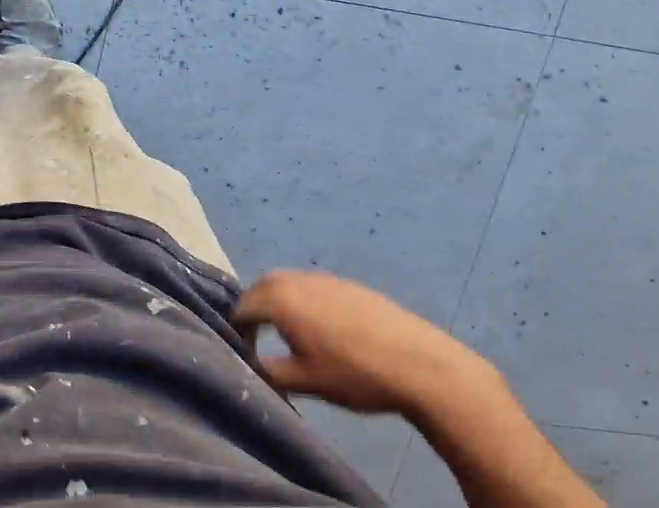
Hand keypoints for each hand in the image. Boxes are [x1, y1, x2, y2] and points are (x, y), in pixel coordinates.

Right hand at [232, 270, 501, 416]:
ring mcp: (324, 278)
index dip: (237, 330)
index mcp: (279, 298)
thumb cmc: (355, 373)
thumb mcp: (304, 381)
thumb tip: (249, 363)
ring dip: (279, 303)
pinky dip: (304, 302)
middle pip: (261, 288)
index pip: (241, 308)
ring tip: (289, 333)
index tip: (243, 352)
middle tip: (257, 338)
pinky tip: (323, 328)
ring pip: (288, 285)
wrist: (421, 364)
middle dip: (254, 310)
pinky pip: (312, 287)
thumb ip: (268, 370)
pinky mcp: (348, 284)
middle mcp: (296, 279)